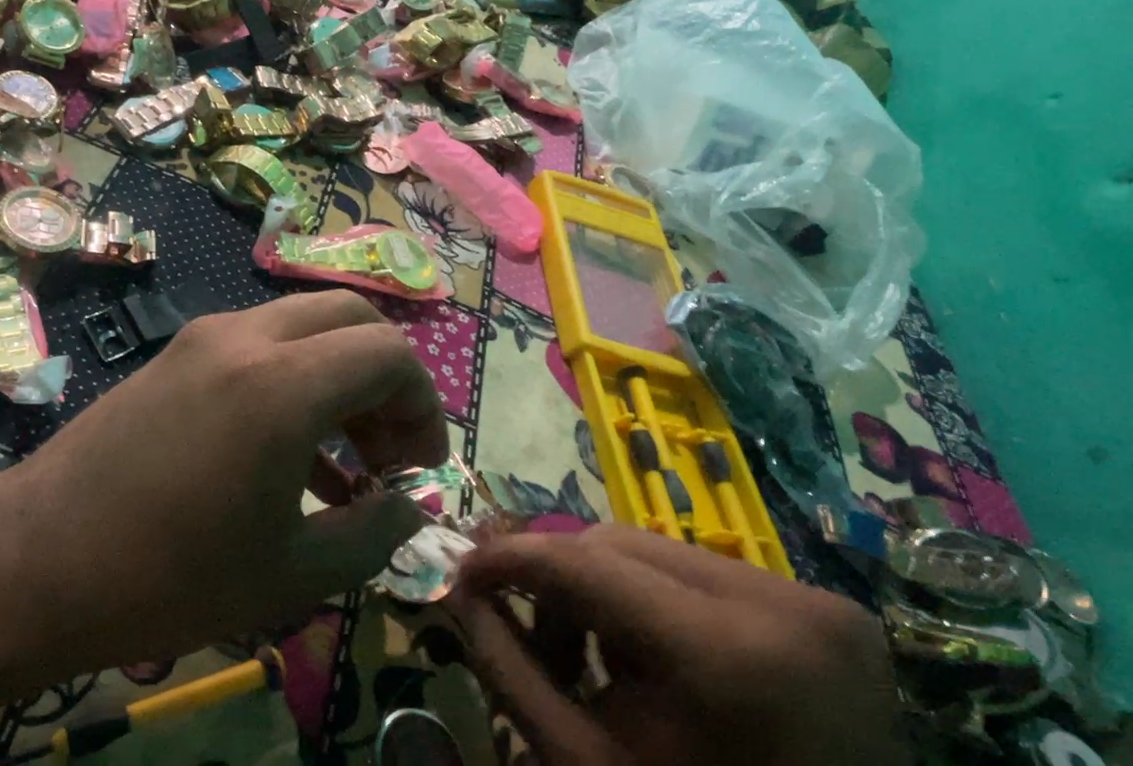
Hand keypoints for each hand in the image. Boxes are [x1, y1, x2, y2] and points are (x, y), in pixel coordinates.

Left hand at [0, 290, 448, 667]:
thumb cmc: (168, 576)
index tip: (415, 471)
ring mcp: (200, 339)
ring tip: (343, 464)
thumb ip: (371, 534)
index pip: (389, 354)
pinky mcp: (171, 357)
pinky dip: (290, 379)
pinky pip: (254, 346)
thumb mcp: (291, 573)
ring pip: (299, 326)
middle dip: (385, 377)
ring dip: (336, 377)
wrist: (39, 557)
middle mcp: (243, 339)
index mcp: (282, 384)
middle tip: (385, 451)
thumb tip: (406, 507)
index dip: (422, 408)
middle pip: (349, 318)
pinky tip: (285, 458)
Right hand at [445, 525, 907, 765]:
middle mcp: (783, 606)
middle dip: (559, 585)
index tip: (460, 573)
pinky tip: (657, 665)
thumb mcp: (580, 759)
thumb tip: (457, 589)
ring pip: (658, 553)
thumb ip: (507, 666)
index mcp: (725, 654)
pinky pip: (707, 576)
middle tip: (535, 642)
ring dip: (606, 593)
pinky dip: (659, 604)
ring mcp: (819, 606)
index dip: (508, 560)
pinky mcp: (834, 613)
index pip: (582, 563)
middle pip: (617, 545)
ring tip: (599, 663)